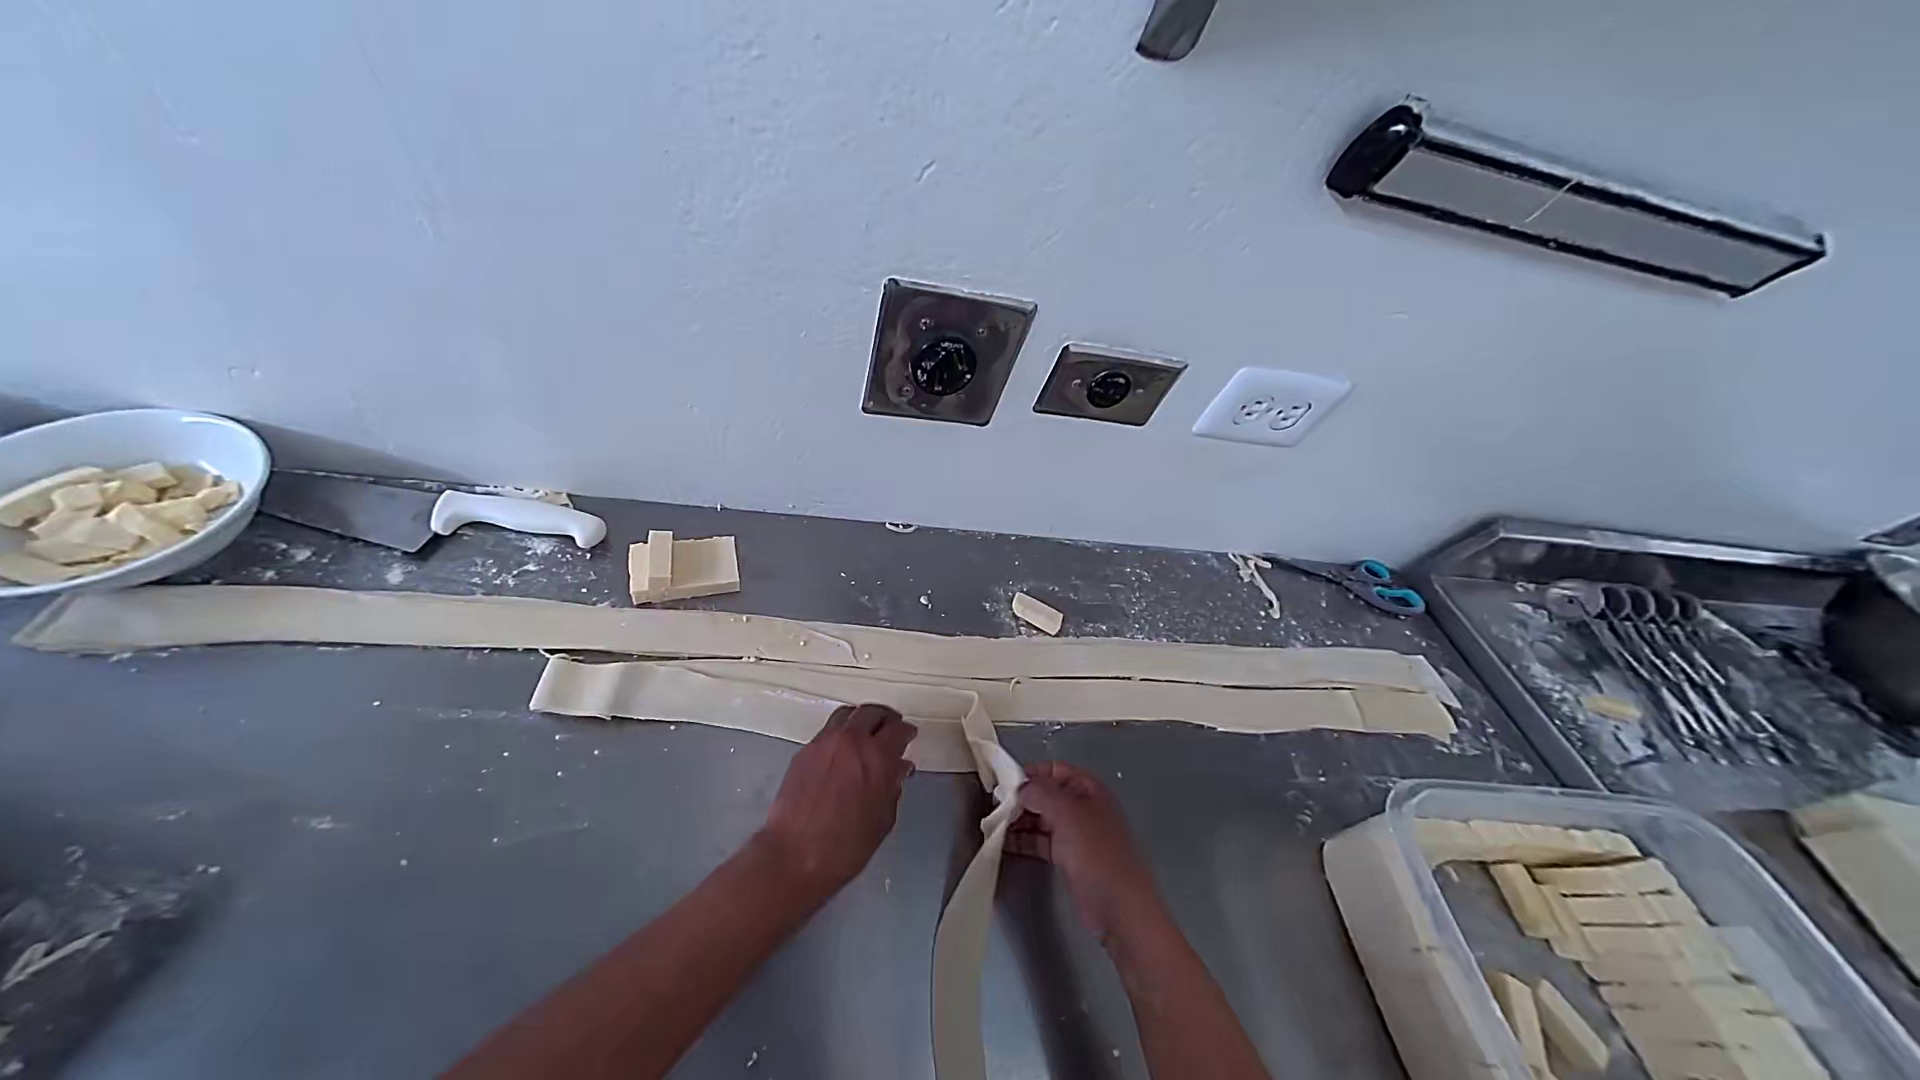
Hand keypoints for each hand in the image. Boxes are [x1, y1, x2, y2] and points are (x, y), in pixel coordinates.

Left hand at [753, 703, 916, 900]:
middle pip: (872, 713)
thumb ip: (891, 787)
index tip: (908, 735)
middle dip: (885, 718)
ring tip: (866, 728)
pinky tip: (843, 745)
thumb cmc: (842, 846)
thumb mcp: (883, 818)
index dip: (906, 732)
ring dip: (861, 718)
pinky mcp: (805, 751)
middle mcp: (852, 742)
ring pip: (847, 715)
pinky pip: (828, 730)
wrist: (796, 855)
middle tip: (890, 725)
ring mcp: (825, 743)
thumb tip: (895, 772)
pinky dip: (840, 731)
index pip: (898, 730)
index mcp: (878, 757)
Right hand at [1007, 762, 1162, 940]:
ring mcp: (1076, 834)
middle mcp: (1083, 808)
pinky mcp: (1068, 858)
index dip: (1031, 772)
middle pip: (1046, 794)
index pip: (1055, 769)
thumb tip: (1020, 787)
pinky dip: (1023, 840)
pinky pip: (1041, 841)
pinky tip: (1004, 843)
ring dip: (1018, 820)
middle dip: (1021, 798)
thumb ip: (1040, 792)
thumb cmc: (1097, 852)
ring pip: (1041, 819)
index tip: (1005, 782)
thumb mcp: (1067, 813)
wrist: (1118, 906)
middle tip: (995, 806)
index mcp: (1089, 789)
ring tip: (994, 825)